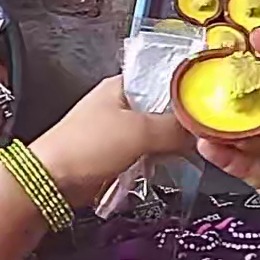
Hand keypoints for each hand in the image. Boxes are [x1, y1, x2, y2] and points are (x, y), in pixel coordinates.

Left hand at [33, 75, 195, 205]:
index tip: (208, 103)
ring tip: (189, 150)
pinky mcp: (115, 154)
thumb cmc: (85, 146)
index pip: (163, 79)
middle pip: (162, 108)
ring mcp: (116, 130)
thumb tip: (200, 130)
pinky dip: (156, 158)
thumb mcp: (139, 131)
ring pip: (155, 132)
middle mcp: (119, 104)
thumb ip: (174, 128)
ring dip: (169, 143)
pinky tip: (169, 165)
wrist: (52, 181)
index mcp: (121, 85)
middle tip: (202, 132)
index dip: (186, 90)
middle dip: (181, 121)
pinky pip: (145, 152)